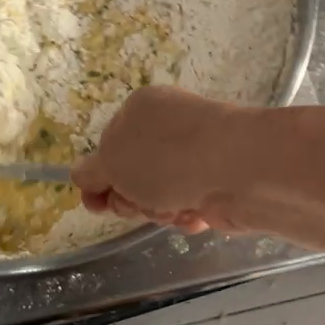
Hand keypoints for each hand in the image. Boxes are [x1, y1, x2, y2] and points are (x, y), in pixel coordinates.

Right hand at [72, 86, 247, 233]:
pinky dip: (188, 215)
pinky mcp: (217, 181)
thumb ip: (91, 170)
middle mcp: (169, 128)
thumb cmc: (168, 158)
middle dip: (132, 199)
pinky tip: (197, 213)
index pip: (106, 148)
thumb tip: (84, 176)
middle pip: (132, 178)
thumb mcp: (112, 160)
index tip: (98, 203)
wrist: (241, 168)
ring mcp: (195, 155)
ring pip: (159, 197)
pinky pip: (188, 206)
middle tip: (140, 201)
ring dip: (160, 210)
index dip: (100, 180)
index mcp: (140, 109)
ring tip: (176, 206)